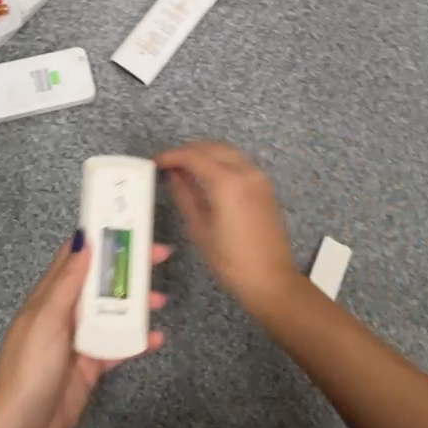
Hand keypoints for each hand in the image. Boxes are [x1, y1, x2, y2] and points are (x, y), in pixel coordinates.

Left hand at [0, 233, 171, 427]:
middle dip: (128, 268)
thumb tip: (84, 239)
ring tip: (163, 299)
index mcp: (50, 295)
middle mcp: (65, 313)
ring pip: (113, 312)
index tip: (130, 225)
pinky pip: (118, 346)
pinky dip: (137, 340)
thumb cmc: (30, 368)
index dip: (102, 238)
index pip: (78, 256)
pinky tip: (157, 338)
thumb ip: (68, 282)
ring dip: (137, 303)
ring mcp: (79, 340)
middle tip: (161, 255)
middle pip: (101, 282)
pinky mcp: (91, 367)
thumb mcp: (47, 319)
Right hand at [155, 141, 298, 309]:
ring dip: (205, 154)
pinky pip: (239, 162)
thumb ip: (185, 196)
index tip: (156, 161)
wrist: (272, 280)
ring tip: (185, 168)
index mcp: (227, 183)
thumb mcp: (200, 229)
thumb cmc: (231, 261)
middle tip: (169, 164)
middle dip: (188, 151)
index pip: (194, 156)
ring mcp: (258, 178)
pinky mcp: (264, 187)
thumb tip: (173, 175)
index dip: (172, 155)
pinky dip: (220, 161)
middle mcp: (245, 172)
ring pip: (227, 151)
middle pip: (212, 148)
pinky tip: (207, 176)